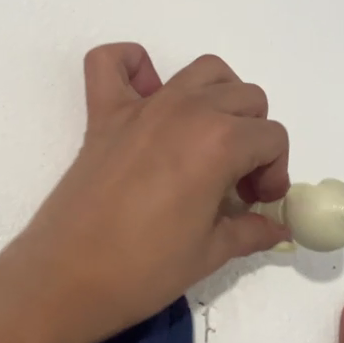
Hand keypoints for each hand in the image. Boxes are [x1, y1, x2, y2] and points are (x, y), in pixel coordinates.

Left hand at [0, 44, 291, 342]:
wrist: (67, 279)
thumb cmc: (144, 270)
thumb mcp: (210, 254)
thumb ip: (249, 231)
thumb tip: (276, 228)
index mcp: (219, 143)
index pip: (271, 138)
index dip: (274, 172)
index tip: (257, 203)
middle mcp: (186, 111)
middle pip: (245, 98)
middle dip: (254, 138)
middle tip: (236, 183)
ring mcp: (142, 108)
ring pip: (201, 71)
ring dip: (218, 98)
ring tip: (208, 142)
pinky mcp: (103, 115)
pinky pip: (114, 63)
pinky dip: (134, 66)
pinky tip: (147, 97)